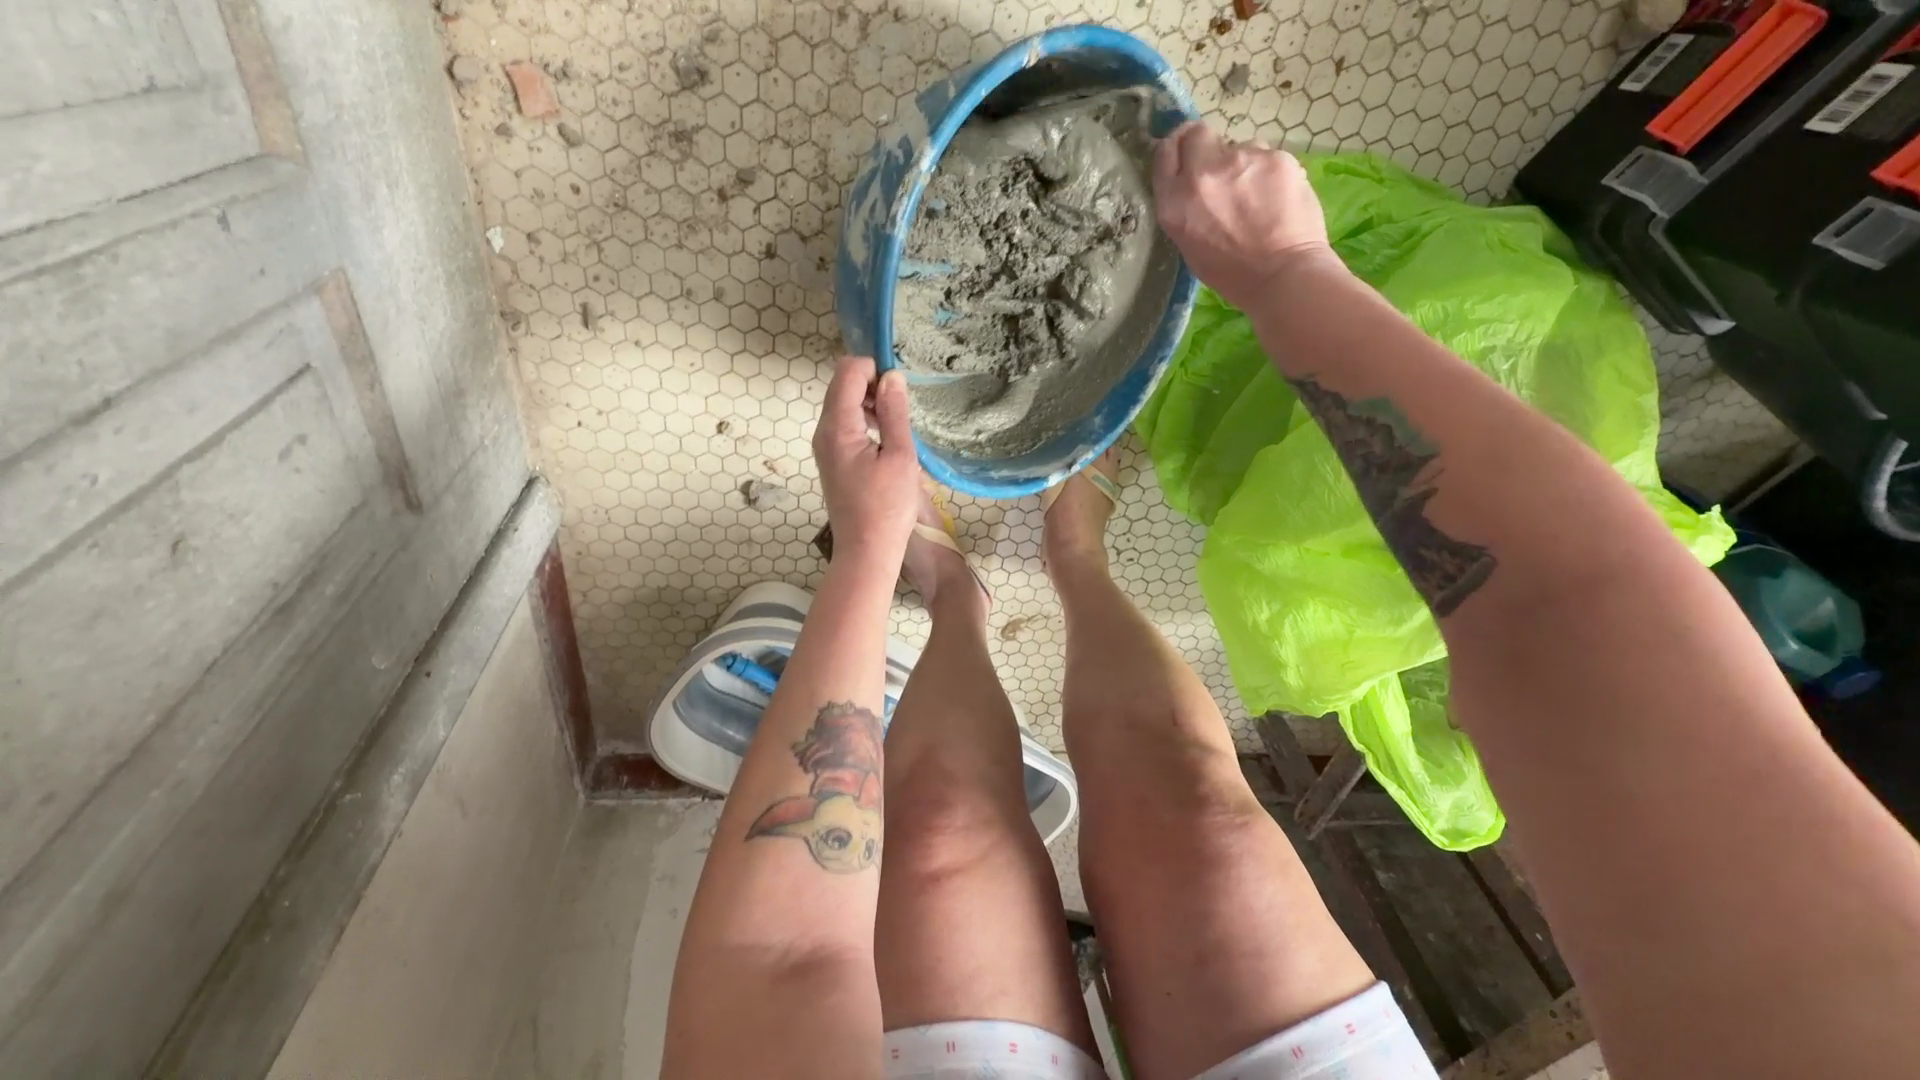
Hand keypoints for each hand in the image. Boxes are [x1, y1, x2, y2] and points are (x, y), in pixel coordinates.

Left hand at [812, 356, 919, 558]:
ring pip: (843, 404)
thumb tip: (893, 377)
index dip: (875, 369)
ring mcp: (824, 446)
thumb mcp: (900, 456)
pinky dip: (864, 420)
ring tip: (896, 425)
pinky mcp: (831, 459)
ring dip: (870, 403)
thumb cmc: (888, 507)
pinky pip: (845, 424)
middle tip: (901, 408)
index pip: (848, 371)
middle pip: (842, 384)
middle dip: (872, 384)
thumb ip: (895, 413)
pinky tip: (885, 440)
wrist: (867, 550)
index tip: (899, 389)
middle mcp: (823, 432)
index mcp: (838, 427)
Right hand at [1152, 122, 1335, 308]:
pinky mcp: (1275, 156)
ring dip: (1242, 163)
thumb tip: (1192, 181)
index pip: (1165, 153)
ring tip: (1255, 195)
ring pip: (1237, 146)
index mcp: (1174, 201)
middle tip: (1221, 169)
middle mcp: (1201, 174)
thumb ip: (1184, 205)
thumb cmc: (1231, 273)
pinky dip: (1270, 171)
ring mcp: (1240, 160)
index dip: (1175, 148)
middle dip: (1206, 146)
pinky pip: (1267, 155)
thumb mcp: (1188, 243)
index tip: (1184, 153)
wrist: (1282, 275)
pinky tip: (1277, 197)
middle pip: (1197, 134)